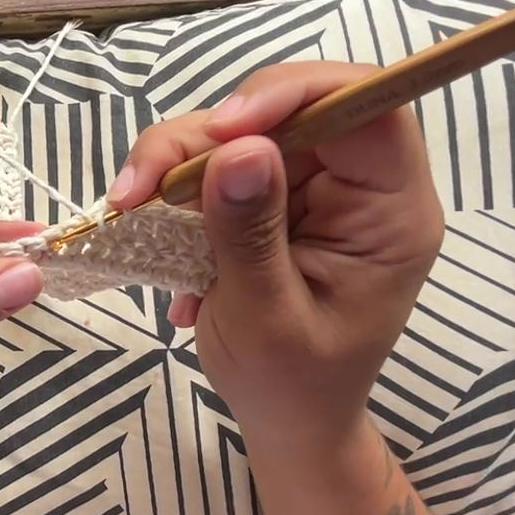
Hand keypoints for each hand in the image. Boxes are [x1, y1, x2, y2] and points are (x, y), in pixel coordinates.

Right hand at [111, 62, 444, 442]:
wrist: (284, 418)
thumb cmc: (288, 383)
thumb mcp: (264, 317)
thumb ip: (250, 234)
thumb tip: (237, 149)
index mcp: (388, 212)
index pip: (365, 110)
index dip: (294, 97)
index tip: (220, 130)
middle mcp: (351, 186)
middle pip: (282, 113)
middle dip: (200, 140)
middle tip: (135, 188)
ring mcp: (305, 191)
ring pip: (234, 135)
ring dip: (171, 167)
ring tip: (127, 211)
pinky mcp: (265, 202)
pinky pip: (211, 168)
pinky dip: (169, 194)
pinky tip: (153, 238)